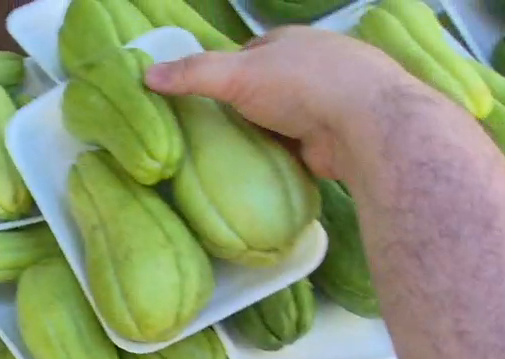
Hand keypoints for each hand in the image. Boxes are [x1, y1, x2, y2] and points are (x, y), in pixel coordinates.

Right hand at [145, 27, 439, 178]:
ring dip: (257, 133)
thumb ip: (193, 75)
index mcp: (289, 42)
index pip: (247, 55)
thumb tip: (146, 75)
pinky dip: (275, 154)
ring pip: (276, 117)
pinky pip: (290, 143)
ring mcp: (322, 101)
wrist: (359, 122)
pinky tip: (257, 169)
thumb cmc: (300, 86)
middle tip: (209, 136)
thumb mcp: (236, 75)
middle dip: (239, 108)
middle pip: (261, 87)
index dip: (222, 75)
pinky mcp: (327, 134)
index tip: (200, 102)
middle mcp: (309, 66)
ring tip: (228, 157)